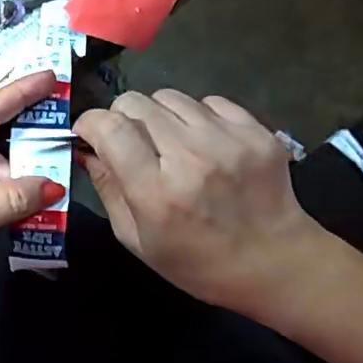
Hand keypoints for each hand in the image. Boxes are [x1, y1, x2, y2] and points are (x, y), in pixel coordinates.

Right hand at [74, 89, 326, 317]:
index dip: (90, 123)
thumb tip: (86, 149)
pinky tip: (202, 143)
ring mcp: (227, 140)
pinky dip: (195, 116)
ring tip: (167, 142)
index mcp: (156, 192)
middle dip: (119, 117)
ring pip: (169, 96)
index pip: (110, 127)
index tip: (88, 133)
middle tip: (128, 141)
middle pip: (135, 103)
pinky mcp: (255, 131)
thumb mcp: (137, 239)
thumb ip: (108, 189)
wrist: (276, 265)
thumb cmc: (197, 263)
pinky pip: (208, 101)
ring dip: (157, 115)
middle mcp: (190, 157)